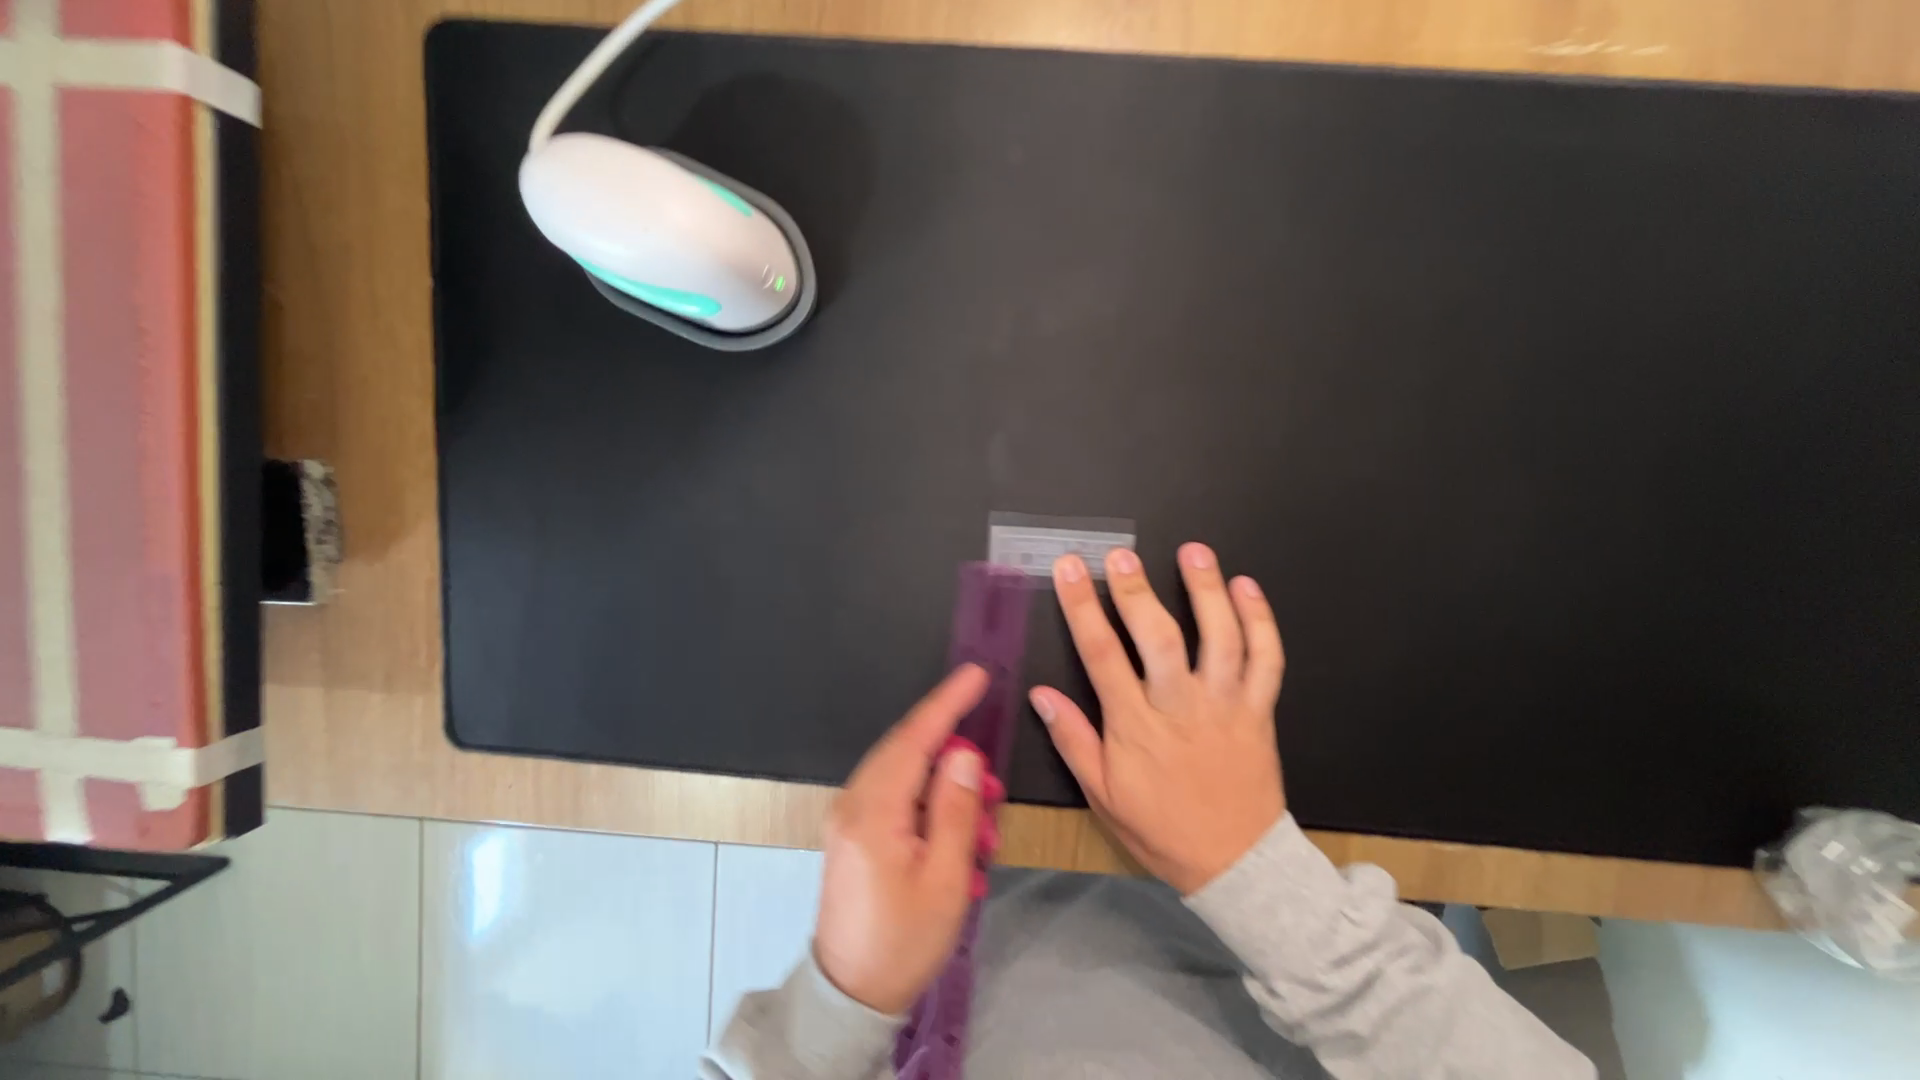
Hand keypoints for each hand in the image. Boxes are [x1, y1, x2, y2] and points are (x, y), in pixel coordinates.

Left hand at [814, 665, 989, 1013]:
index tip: (975, 674)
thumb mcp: (946, 878)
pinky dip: (928, 813)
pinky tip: (956, 846)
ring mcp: (848, 819)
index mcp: (872, 810)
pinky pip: (894, 803)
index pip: (914, 738)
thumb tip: (964, 754)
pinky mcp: (852, 836)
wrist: (850, 995)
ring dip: (945, 795)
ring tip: (979, 834)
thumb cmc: (904, 939)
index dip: (947, 703)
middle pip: (907, 754)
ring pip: (904, 779)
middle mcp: (853, 803)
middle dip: (955, 762)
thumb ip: (956, 808)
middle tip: (992, 793)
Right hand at [1030, 544, 1286, 894]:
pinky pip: (1267, 660)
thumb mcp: (1102, 795)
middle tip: (1123, 554)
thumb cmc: (1161, 829)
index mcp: (1135, 726)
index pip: (1101, 654)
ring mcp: (1226, 706)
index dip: (1083, 607)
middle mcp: (1180, 707)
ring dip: (1207, 591)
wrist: (1235, 864)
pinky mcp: (1260, 710)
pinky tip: (1247, 589)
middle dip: (1138, 590)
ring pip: (1220, 639)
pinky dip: (1261, 621)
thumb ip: (1073, 740)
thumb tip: (1042, 694)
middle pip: (1159, 637)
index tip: (1071, 570)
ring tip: (1194, 552)